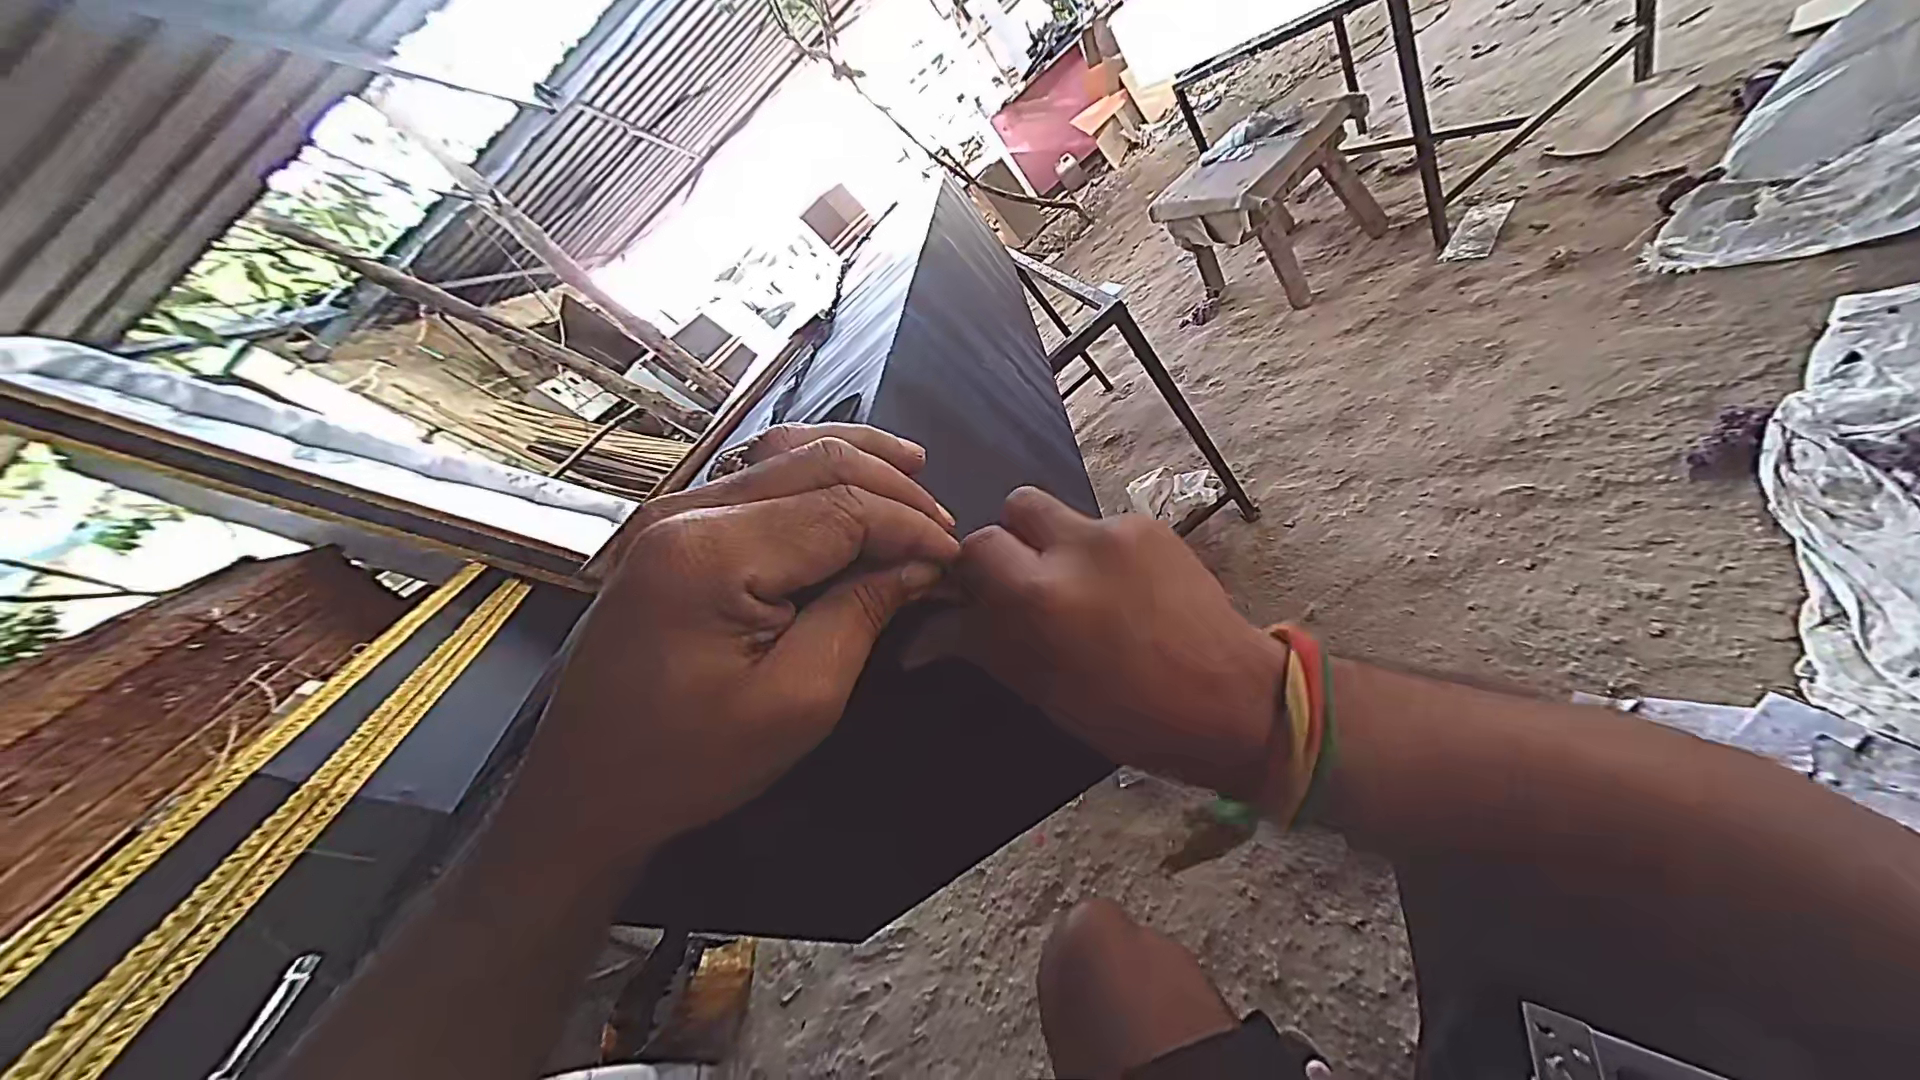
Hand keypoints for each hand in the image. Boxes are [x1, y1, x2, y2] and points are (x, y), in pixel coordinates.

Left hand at [531, 426, 959, 864]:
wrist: (588, 788)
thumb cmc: (691, 761)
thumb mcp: (800, 700)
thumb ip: (862, 613)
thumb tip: (919, 563)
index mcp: (713, 555)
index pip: (842, 509)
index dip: (910, 526)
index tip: (953, 556)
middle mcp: (687, 512)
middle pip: (817, 463)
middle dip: (893, 489)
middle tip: (942, 525)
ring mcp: (674, 512)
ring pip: (785, 451)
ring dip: (857, 460)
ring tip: (913, 469)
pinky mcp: (675, 528)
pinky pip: (758, 474)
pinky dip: (815, 471)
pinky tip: (848, 476)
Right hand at [949, 488, 1286, 796]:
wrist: (1235, 700)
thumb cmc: (1132, 715)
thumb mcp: (1046, 689)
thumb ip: (985, 644)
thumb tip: (924, 638)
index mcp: (1044, 593)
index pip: (977, 545)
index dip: (969, 566)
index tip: (976, 590)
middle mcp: (1080, 546)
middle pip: (1018, 504)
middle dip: (1011, 537)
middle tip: (1025, 579)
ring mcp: (1122, 530)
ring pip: (1063, 513)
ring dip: (1054, 544)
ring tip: (1079, 589)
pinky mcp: (1153, 527)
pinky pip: (1104, 527)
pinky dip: (1097, 553)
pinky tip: (1121, 592)